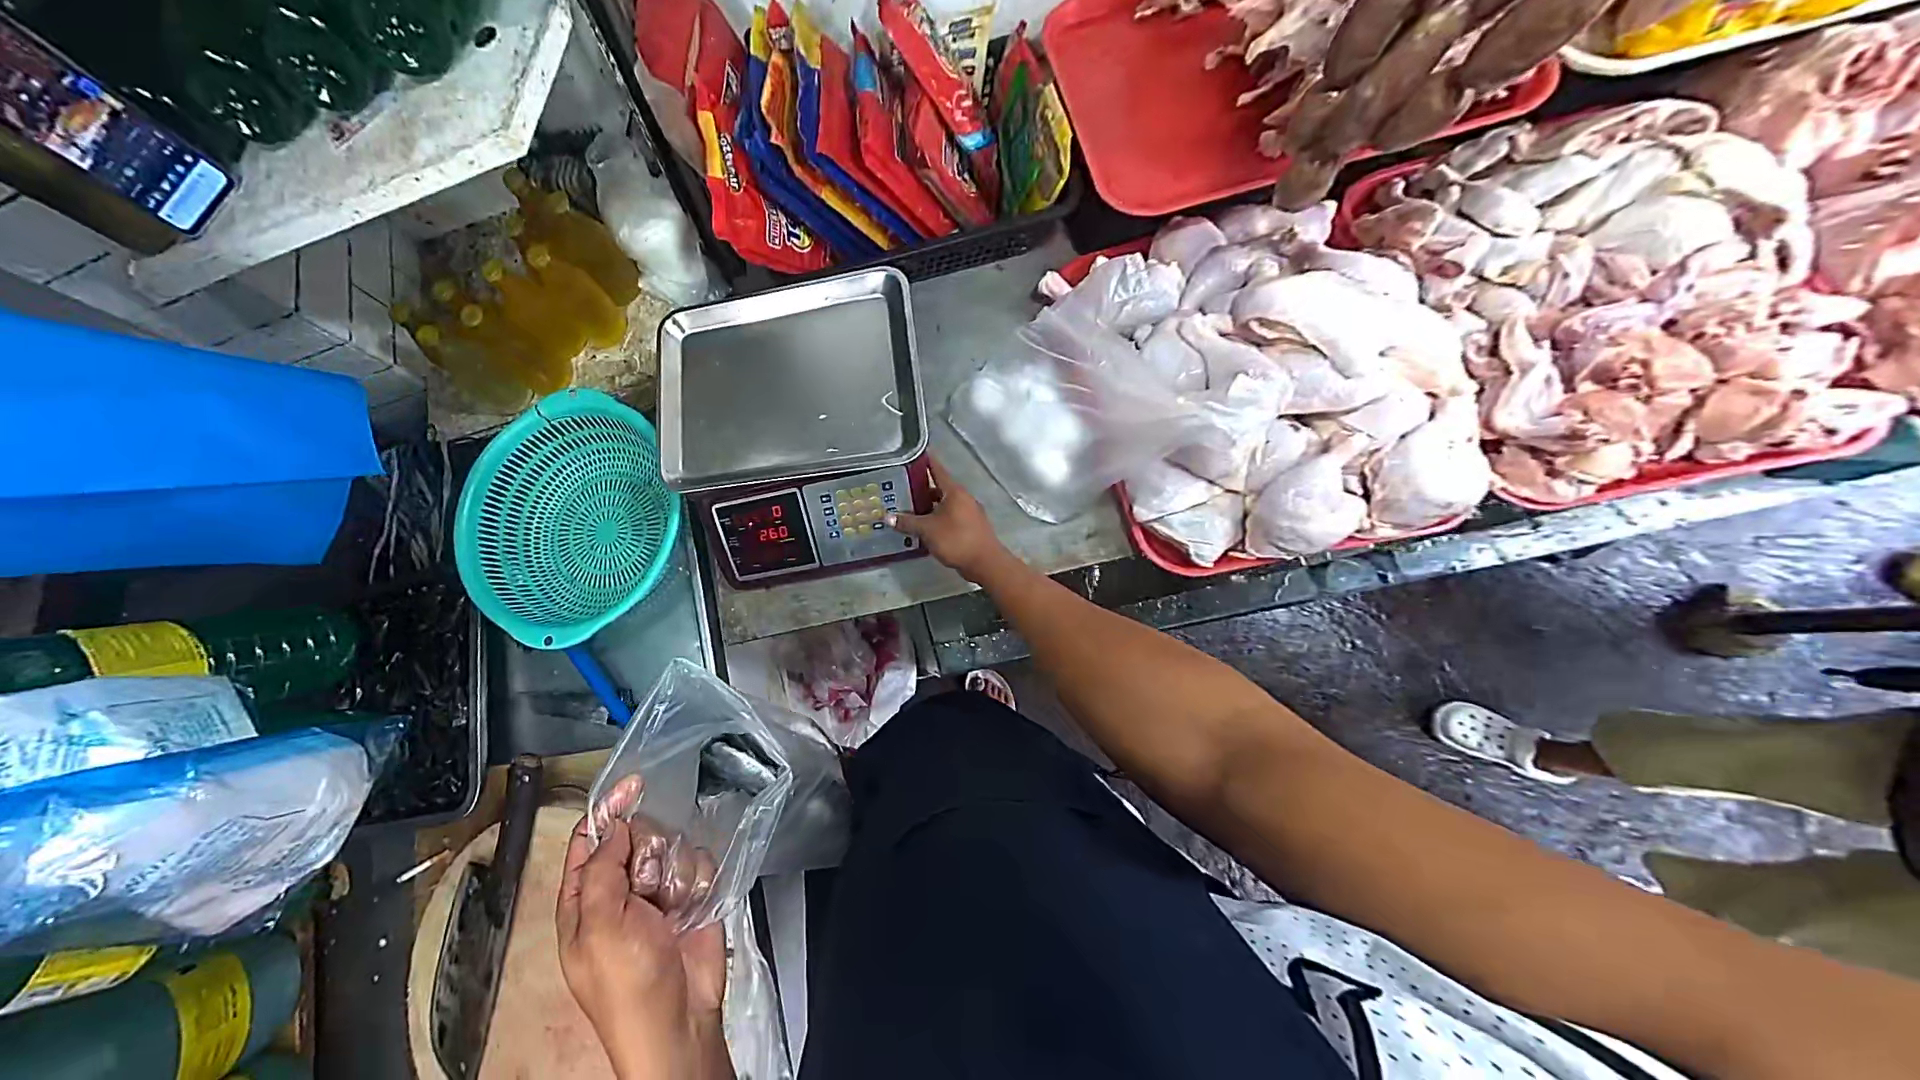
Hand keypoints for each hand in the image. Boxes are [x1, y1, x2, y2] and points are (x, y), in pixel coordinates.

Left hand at [557, 775, 731, 1079]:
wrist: (680, 1019)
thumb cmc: (628, 981)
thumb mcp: (599, 926)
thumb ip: (601, 869)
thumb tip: (617, 826)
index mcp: (583, 900)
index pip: (590, 839)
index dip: (608, 810)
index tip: (633, 786)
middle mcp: (620, 891)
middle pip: (638, 837)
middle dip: (647, 852)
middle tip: (646, 884)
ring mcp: (658, 893)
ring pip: (672, 846)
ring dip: (674, 872)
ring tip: (671, 907)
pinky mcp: (692, 895)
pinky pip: (698, 862)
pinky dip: (697, 881)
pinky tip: (692, 907)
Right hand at [887, 457, 1014, 583]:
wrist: (985, 562)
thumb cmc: (956, 539)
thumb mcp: (927, 530)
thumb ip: (907, 522)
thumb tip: (888, 517)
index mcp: (954, 492)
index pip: (937, 469)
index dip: (926, 461)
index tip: (916, 453)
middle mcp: (963, 498)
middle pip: (939, 488)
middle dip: (921, 489)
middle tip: (902, 488)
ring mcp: (969, 513)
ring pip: (944, 504)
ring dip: (928, 506)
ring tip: (909, 510)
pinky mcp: (970, 527)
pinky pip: (949, 517)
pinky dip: (936, 519)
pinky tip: (924, 528)